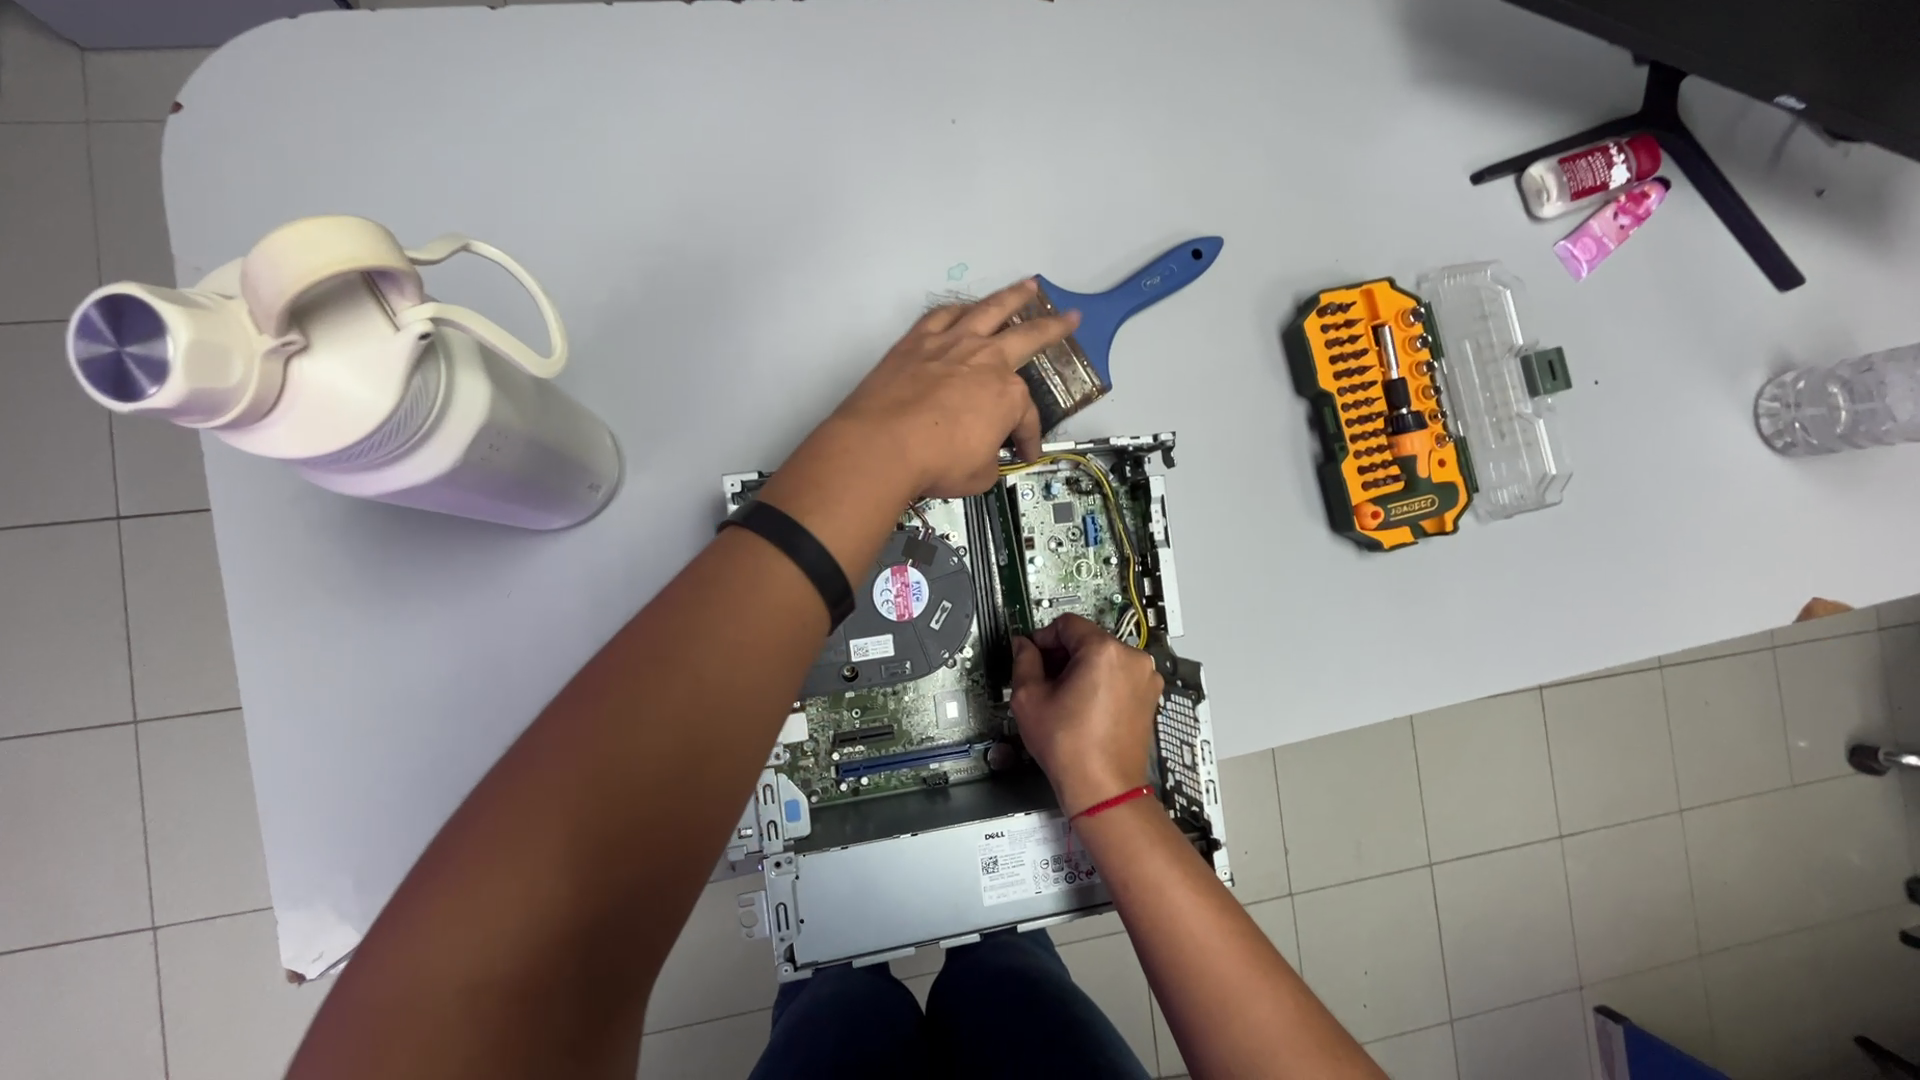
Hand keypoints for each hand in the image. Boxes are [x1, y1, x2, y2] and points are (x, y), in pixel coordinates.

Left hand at [825, 278, 1079, 497]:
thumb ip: (988, 461)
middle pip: (1027, 336)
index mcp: (1007, 395)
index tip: (1024, 453)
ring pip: (988, 310)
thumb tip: (983, 458)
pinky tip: (963, 307)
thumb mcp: (978, 475)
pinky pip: (942, 315)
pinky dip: (957, 309)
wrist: (882, 446)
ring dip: (1012, 296)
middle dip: (1053, 328)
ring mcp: (950, 344)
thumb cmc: (936, 463)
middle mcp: (985, 359)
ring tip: (1027, 286)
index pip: (1026, 418)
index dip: (1028, 438)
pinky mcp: (915, 342)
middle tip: (1070, 317)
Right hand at [1009, 614, 1162, 816]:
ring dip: (1081, 668)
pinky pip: (1119, 676)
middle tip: (1043, 677)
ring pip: (1104, 658)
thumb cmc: (1072, 749)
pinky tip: (1082, 706)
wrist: (1103, 788)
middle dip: (1062, 654)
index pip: (1067, 624)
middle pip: (1088, 639)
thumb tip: (1023, 646)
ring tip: (1062, 697)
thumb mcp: (1029, 698)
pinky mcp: (1148, 697)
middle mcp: (1132, 659)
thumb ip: (1024, 661)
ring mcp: (1144, 679)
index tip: (1032, 652)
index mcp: (1105, 651)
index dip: (1043, 637)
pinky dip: (1100, 683)